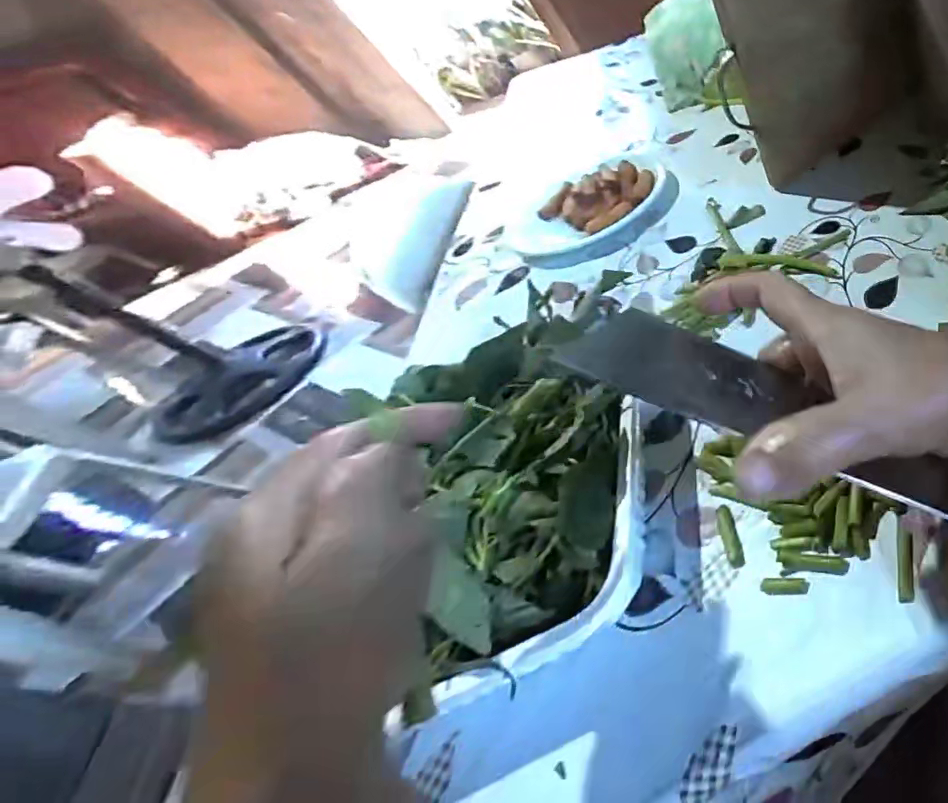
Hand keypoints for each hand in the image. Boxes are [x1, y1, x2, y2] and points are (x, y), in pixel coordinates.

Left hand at [192, 403, 461, 795]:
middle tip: (438, 489)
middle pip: (340, 471)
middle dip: (397, 470)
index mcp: (265, 516)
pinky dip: (386, 545)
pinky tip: (402, 575)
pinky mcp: (291, 603)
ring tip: (422, 538)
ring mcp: (268, 573)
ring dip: (394, 511)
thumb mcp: (357, 556)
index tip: (463, 419)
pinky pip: (351, 547)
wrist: (293, 756)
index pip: (340, 440)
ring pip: (348, 509)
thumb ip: (365, 486)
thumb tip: (385, 446)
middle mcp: (256, 535)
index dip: (403, 423)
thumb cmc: (333, 649)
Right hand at [697, 272, 947, 498]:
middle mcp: (845, 342)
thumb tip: (745, 475)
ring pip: (812, 386)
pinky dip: (826, 427)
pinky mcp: (886, 393)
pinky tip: (828, 465)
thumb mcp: (864, 421)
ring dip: (795, 416)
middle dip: (763, 389)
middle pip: (785, 354)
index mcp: (831, 329)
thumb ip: (807, 448)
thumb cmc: (928, 395)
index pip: (772, 291)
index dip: (732, 291)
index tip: (697, 305)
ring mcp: (867, 368)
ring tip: (787, 460)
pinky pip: (839, 405)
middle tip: (747, 436)